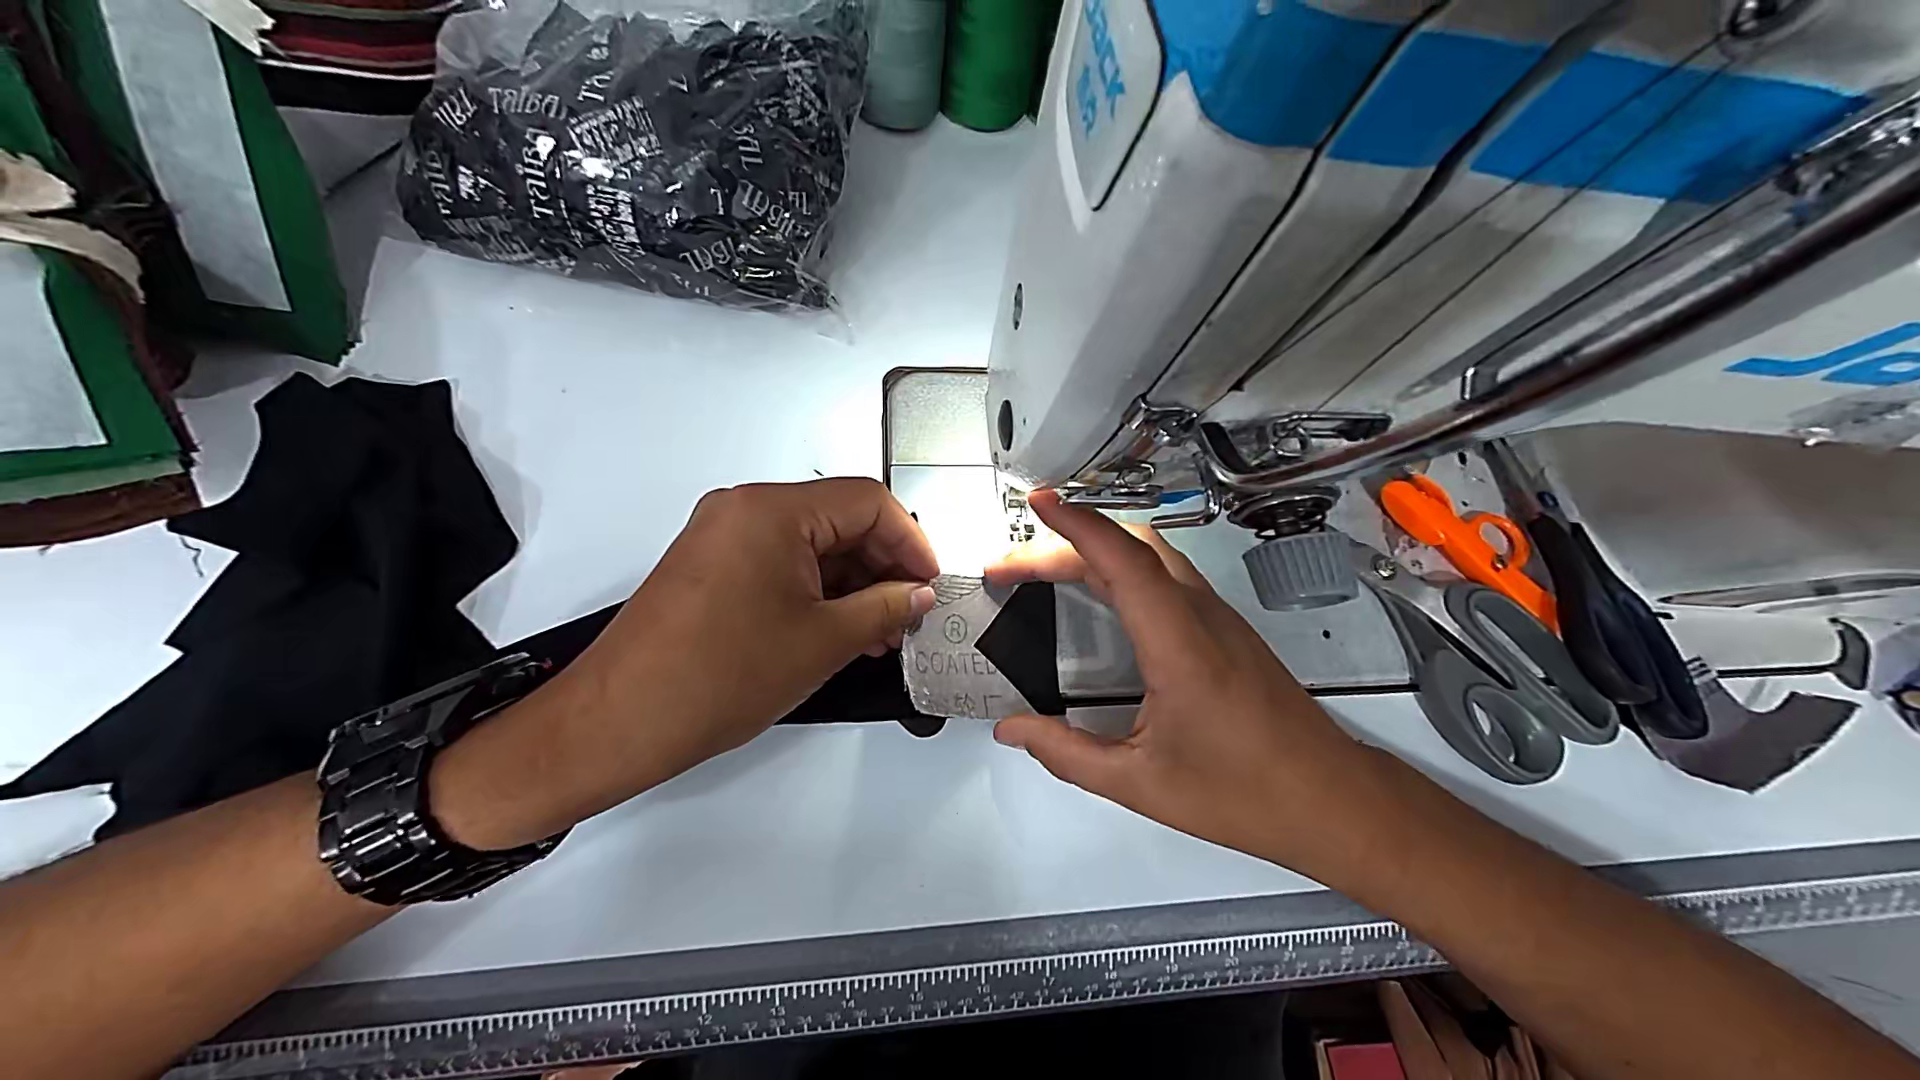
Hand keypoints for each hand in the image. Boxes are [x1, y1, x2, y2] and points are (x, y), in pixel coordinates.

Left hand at [434, 478, 937, 847]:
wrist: (618, 722)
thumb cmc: (715, 678)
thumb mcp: (823, 642)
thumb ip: (884, 607)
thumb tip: (918, 594)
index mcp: (771, 510)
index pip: (868, 502)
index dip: (911, 542)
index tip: (929, 583)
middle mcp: (743, 508)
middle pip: (839, 519)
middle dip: (882, 566)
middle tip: (908, 611)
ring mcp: (723, 535)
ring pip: (811, 544)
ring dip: (852, 583)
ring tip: (878, 631)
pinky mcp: (712, 565)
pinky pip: (781, 563)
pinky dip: (817, 590)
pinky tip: (840, 628)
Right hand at [987, 491, 1378, 874]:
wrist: (1330, 799)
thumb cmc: (1245, 793)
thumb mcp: (1140, 783)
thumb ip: (1067, 753)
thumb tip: (1014, 730)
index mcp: (1180, 647)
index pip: (1125, 563)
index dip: (1078, 526)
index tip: (1040, 502)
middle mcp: (1201, 617)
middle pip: (1128, 550)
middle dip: (1064, 543)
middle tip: (1011, 566)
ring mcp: (1217, 617)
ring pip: (1150, 555)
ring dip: (1094, 550)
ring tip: (1044, 568)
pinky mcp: (1224, 627)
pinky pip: (1164, 574)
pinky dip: (1119, 565)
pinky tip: (1098, 589)